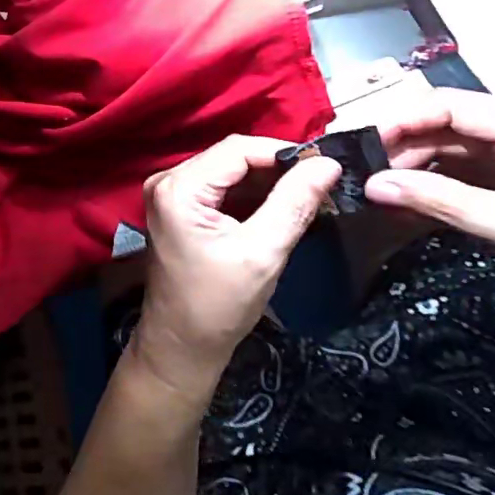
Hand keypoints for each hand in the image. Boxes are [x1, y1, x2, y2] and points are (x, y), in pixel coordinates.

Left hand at [132, 136, 340, 396]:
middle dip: (277, 166)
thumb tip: (327, 164)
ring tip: (308, 192)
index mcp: (178, 187)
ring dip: (267, 180)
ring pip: (228, 170)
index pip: (237, 150)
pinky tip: (281, 203)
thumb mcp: (262, 253)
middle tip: (321, 180)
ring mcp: (170, 192)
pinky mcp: (178, 206)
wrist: (181, 345)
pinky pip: (220, 186)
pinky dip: (251, 193)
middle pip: (231, 157)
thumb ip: (293, 204)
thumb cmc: (218, 305)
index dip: (282, 152)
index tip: (324, 165)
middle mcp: (167, 180)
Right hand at [367, 90, 494, 340]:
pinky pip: (484, 172)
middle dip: (407, 150)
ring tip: (384, 195)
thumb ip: (448, 205)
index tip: (357, 150)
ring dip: (424, 170)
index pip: (454, 105)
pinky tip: (419, 203)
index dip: (400, 122)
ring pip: (465, 149)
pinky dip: (450, 187)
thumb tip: (373, 186)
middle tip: (365, 181)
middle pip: (455, 124)